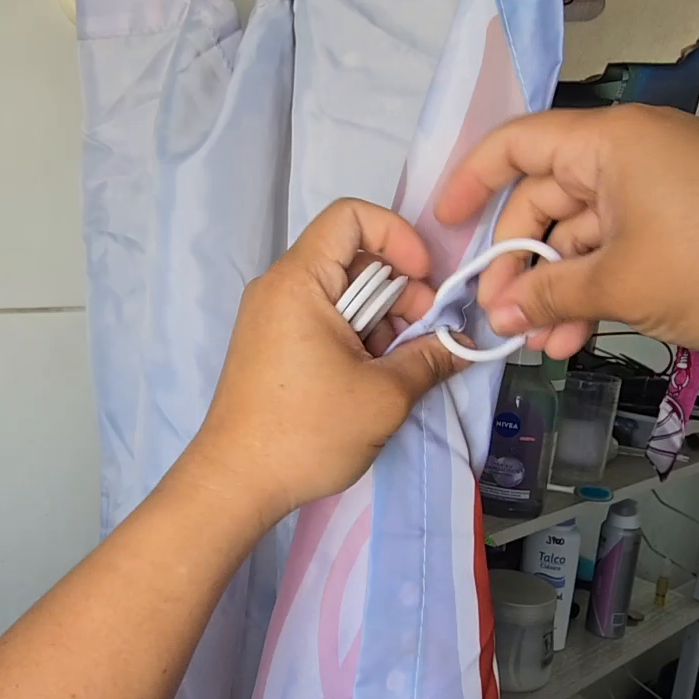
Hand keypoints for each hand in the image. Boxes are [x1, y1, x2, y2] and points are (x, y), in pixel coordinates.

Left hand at [182, 199, 469, 520]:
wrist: (235, 482)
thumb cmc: (307, 432)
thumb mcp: (384, 396)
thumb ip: (431, 358)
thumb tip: (462, 343)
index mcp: (298, 281)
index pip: (351, 216)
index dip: (398, 236)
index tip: (424, 281)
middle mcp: (278, 288)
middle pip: (351, 259)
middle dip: (399, 290)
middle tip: (424, 337)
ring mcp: (270, 319)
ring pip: (340, 295)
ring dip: (381, 322)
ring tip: (400, 368)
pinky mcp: (270, 347)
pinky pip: (322, 321)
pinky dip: (354, 338)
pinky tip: (371, 379)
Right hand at [435, 104, 698, 358]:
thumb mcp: (619, 284)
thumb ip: (547, 297)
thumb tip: (499, 316)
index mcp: (608, 144)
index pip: (515, 144)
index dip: (469, 181)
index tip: (442, 225)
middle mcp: (629, 156)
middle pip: (543, 203)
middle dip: (518, 266)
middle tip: (500, 320)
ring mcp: (658, 189)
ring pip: (579, 237)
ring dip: (555, 291)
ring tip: (540, 344)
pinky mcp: (682, 221)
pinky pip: (616, 250)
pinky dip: (593, 290)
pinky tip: (576, 336)